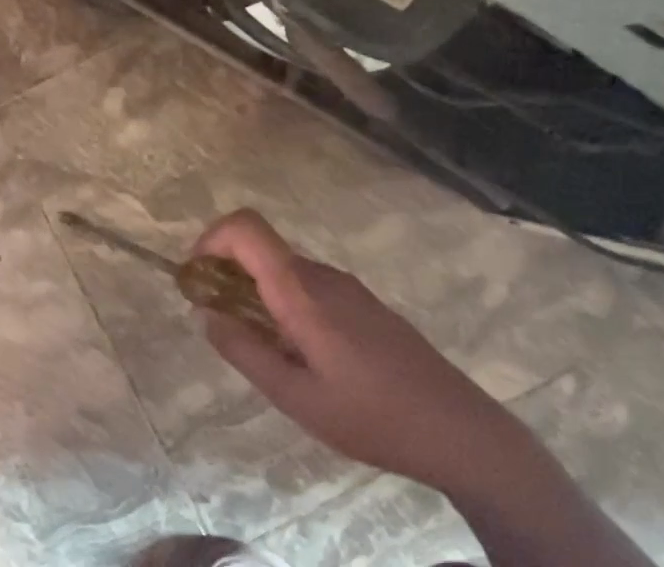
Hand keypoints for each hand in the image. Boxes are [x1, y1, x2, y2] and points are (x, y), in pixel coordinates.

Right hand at [195, 210, 534, 493]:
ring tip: (264, 352)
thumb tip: (204, 314)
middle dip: (227, 277)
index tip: (197, 279)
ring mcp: (350, 290)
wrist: (465, 435)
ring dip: (257, 295)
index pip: (246, 228)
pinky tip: (303, 357)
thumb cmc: (374, 419)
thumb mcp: (295, 397)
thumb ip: (243, 351)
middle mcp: (324, 278)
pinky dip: (286, 306)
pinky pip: (309, 288)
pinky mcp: (366, 306)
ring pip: (284, 272)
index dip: (210, 240)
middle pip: (260, 251)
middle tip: (223, 328)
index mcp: (302, 293)